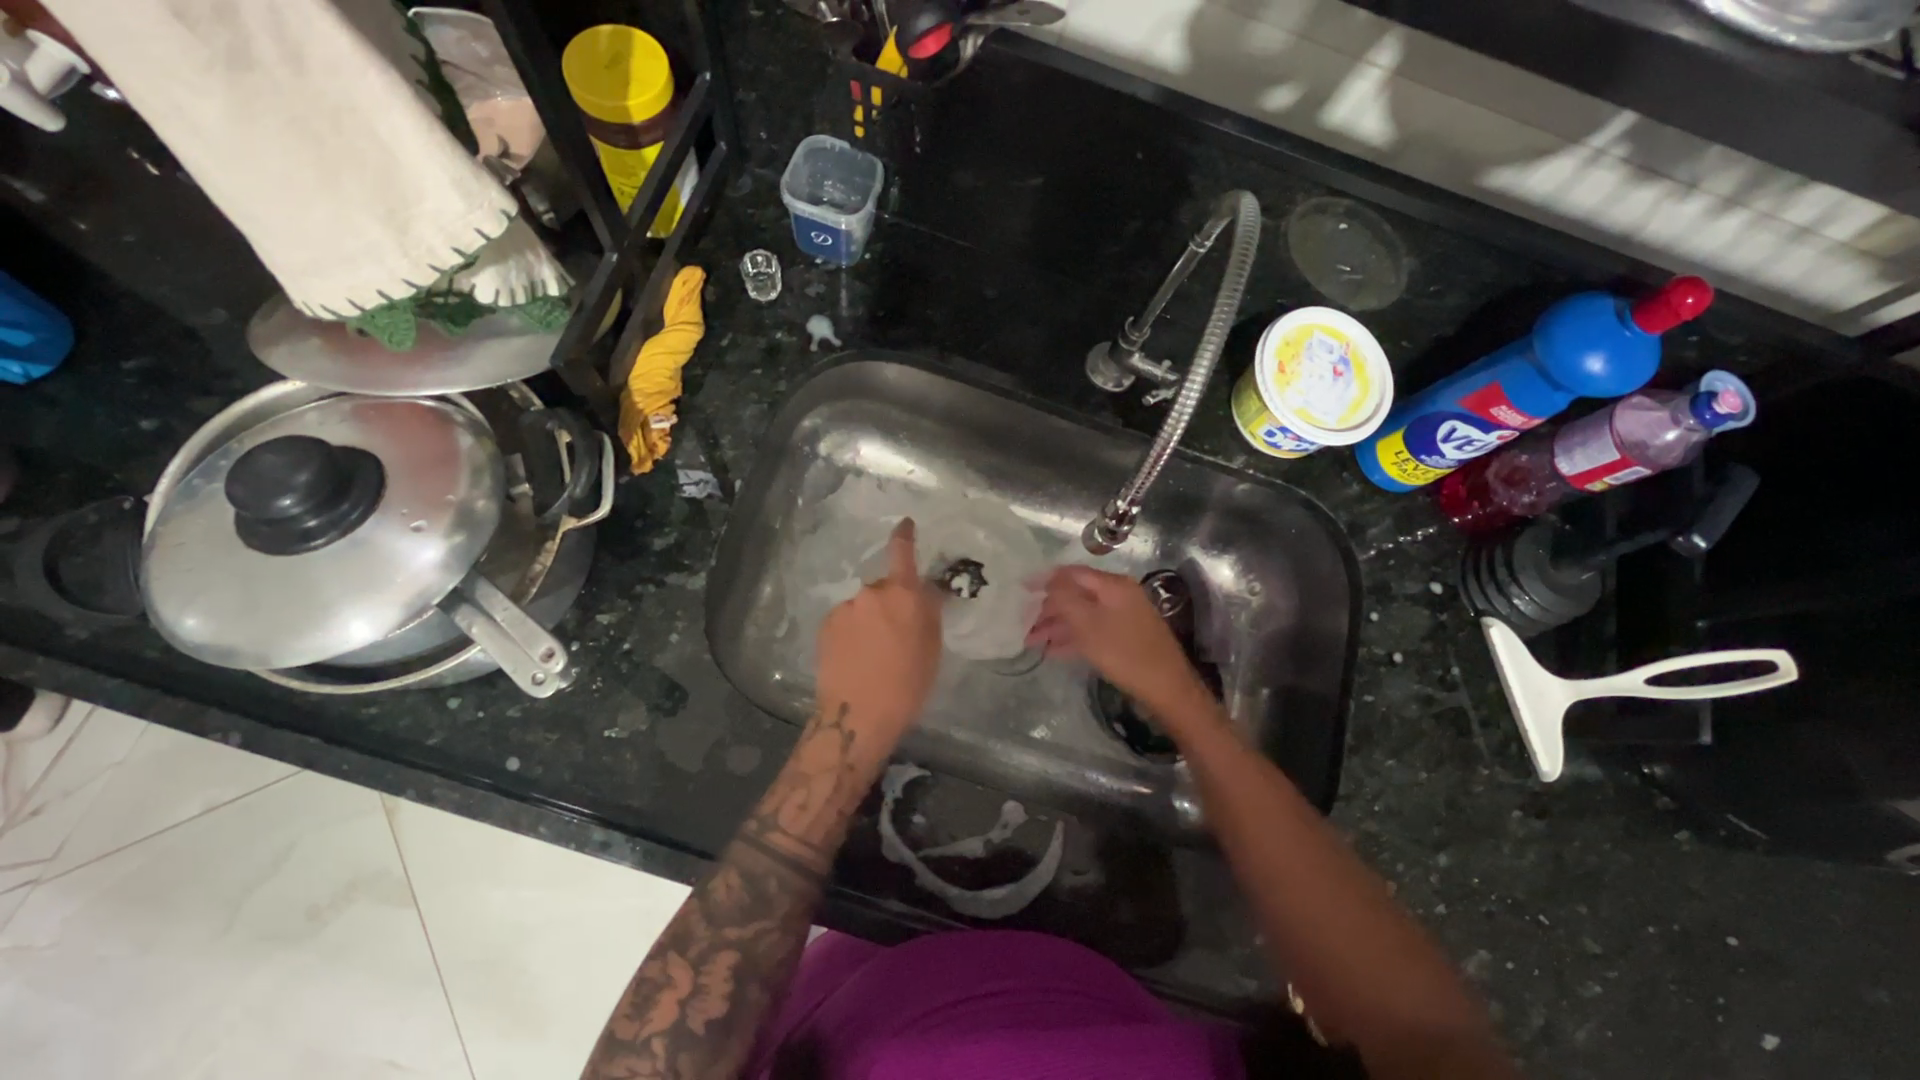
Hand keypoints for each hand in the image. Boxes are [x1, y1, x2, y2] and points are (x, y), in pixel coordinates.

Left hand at [814, 518, 942, 747]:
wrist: (859, 713)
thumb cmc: (907, 684)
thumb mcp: (931, 647)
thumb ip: (928, 612)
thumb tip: (927, 591)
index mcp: (903, 594)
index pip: (902, 551)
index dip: (904, 534)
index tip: (905, 524)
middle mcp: (871, 593)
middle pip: (885, 588)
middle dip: (891, 604)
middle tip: (899, 635)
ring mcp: (845, 609)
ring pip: (864, 608)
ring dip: (870, 621)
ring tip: (875, 654)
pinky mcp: (826, 626)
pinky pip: (846, 622)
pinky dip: (853, 633)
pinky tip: (856, 659)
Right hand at [1028, 566, 1211, 718]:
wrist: (1166, 688)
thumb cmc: (1124, 652)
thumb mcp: (1088, 624)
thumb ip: (1065, 599)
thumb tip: (1047, 582)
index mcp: (1113, 586)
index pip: (1073, 574)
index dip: (1045, 580)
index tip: (1021, 589)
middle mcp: (1119, 596)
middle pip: (1077, 595)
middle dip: (1048, 609)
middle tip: (1024, 624)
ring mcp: (1124, 618)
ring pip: (1083, 616)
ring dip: (1057, 627)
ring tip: (1032, 642)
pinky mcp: (1125, 639)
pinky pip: (1092, 632)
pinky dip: (1072, 639)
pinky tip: (1053, 652)